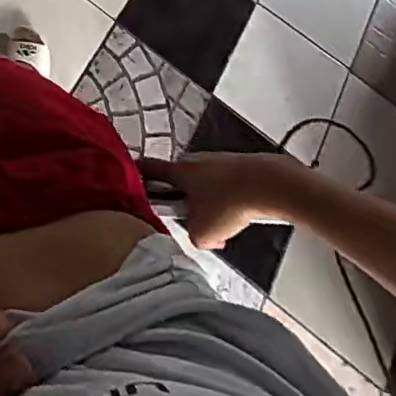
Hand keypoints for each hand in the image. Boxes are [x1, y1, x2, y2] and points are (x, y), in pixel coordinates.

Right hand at [137, 152, 313, 248]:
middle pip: (177, 183)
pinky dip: (226, 204)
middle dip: (181, 204)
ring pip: (202, 189)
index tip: (126, 179)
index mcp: (178, 170)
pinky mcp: (236, 168)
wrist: (268, 185)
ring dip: (207, 207)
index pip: (147, 168)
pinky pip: (222, 189)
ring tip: (221, 227)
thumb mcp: (201, 233)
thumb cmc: (232, 203)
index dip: (135, 175)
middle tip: (187, 222)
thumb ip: (189, 234)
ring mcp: (216, 162)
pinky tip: (237, 219)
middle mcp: (194, 160)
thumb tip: (197, 233)